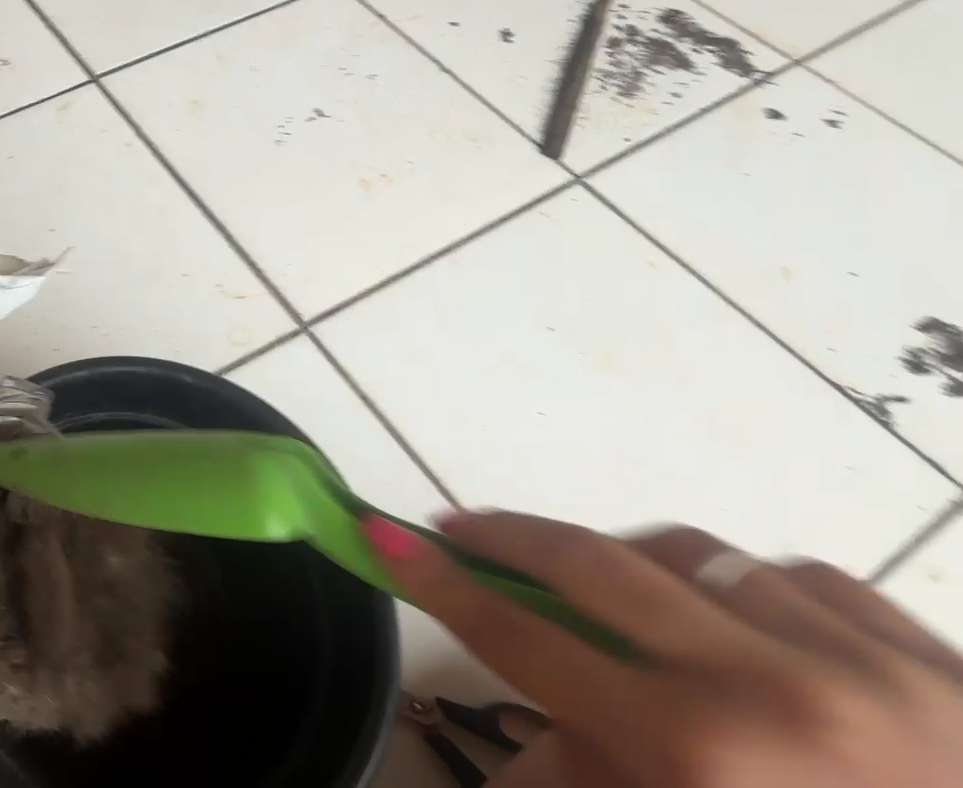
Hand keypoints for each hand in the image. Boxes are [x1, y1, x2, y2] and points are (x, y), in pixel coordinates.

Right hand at [364, 512, 962, 787]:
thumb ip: (580, 776)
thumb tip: (538, 718)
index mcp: (700, 754)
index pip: (522, 637)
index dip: (439, 582)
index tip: (383, 534)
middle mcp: (776, 688)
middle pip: (591, 561)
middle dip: (509, 532)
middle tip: (462, 526)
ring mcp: (873, 665)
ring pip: (699, 558)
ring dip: (637, 566)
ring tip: (616, 592)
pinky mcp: (947, 663)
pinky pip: (809, 581)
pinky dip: (755, 589)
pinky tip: (750, 625)